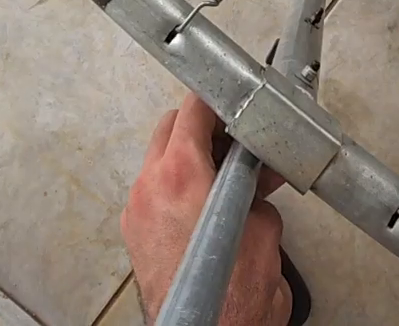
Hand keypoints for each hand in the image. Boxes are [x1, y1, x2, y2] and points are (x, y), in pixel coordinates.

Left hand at [121, 94, 290, 325]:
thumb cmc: (232, 296)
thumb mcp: (263, 223)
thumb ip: (255, 182)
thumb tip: (255, 174)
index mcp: (180, 174)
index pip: (193, 109)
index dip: (218, 101)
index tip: (233, 103)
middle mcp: (150, 187)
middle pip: (171, 127)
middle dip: (204, 127)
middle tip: (235, 138)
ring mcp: (137, 211)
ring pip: (161, 158)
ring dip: (191, 156)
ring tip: (226, 174)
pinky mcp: (135, 234)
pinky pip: (156, 190)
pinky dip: (179, 184)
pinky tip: (209, 201)